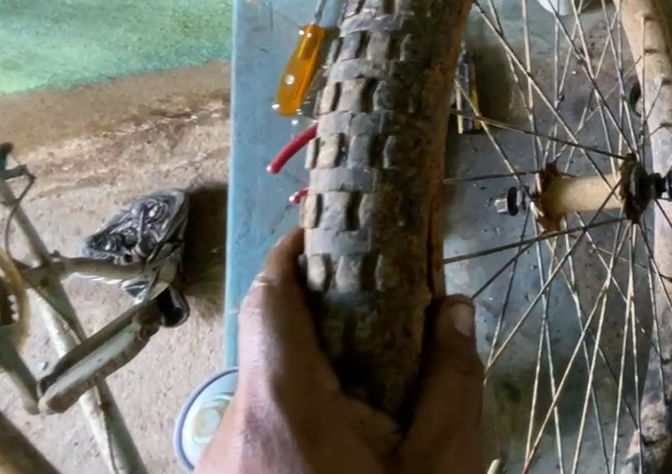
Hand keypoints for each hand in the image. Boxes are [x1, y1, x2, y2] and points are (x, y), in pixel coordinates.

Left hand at [197, 229, 486, 473]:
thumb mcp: (441, 462)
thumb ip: (452, 375)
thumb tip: (453, 306)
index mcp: (283, 406)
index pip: (272, 297)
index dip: (295, 248)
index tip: (331, 222)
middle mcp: (234, 428)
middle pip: (274, 341)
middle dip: (328, 314)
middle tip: (385, 309)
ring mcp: (218, 466)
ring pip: (269, 388)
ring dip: (319, 368)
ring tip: (378, 382)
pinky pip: (260, 428)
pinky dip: (303, 409)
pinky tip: (348, 439)